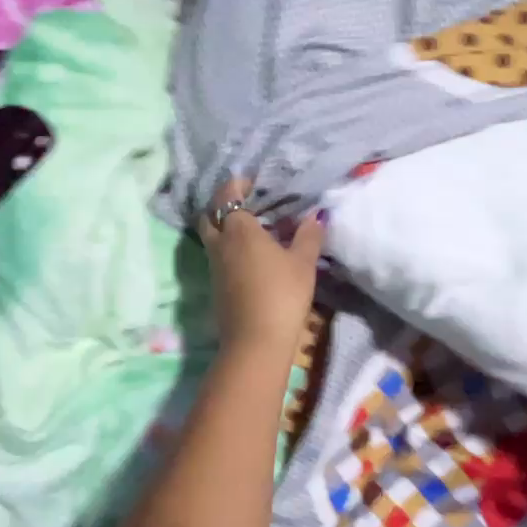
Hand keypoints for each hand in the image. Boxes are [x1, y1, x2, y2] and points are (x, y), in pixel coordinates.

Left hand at [198, 178, 323, 355]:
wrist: (255, 341)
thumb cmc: (282, 295)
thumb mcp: (303, 264)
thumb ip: (308, 236)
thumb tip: (316, 216)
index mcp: (239, 229)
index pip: (228, 196)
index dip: (238, 186)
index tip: (254, 185)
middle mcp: (219, 244)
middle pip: (210, 214)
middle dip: (223, 204)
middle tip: (246, 205)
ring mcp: (213, 267)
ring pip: (211, 237)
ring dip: (225, 228)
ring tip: (252, 231)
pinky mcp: (215, 287)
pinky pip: (216, 256)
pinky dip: (227, 249)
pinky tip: (249, 257)